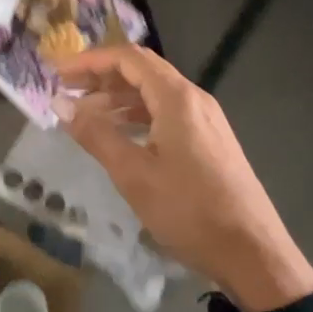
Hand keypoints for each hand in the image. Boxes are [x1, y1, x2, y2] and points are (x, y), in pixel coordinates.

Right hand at [54, 46, 312, 311]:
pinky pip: (168, 112)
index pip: (128, 58)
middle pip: (142, 70)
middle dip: (102, 76)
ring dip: (119, 98)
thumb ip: (96, 135)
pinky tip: (122, 136)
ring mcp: (206, 119)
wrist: (254, 253)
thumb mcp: (135, 175)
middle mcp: (194, 98)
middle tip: (67, 90)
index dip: (90, 60)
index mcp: (176, 97)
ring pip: (155, 93)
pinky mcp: (212, 140)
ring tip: (86, 114)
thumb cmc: (190, 210)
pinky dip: (139, 115)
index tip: (58, 72)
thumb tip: (61, 105)